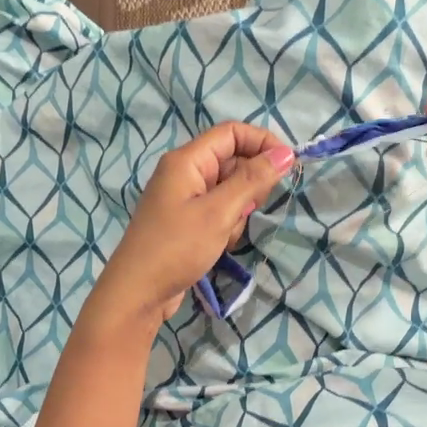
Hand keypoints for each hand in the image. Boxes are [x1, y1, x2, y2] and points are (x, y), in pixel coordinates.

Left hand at [89, 122, 294, 328]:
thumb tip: (286, 153)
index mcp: (186, 161)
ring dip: (237, 212)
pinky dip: (225, 227)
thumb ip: (252, 180)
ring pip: (228, 192)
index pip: (231, 133)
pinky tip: (218, 246)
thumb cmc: (176, 248)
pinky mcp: (186, 223)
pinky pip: (217, 214)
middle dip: (249, 185)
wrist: (138, 293)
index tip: (288, 165)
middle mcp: (184, 174)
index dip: (262, 143)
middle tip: (249, 210)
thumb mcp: (219, 212)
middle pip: (232, 162)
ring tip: (225, 234)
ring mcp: (184, 200)